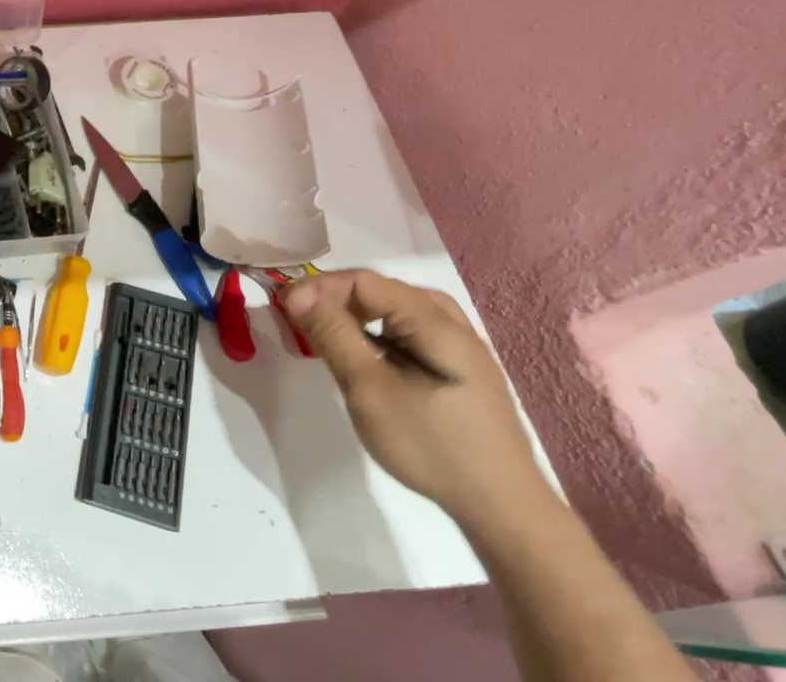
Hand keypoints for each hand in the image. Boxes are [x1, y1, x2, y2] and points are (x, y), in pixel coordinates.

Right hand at [284, 269, 546, 523]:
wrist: (500, 505)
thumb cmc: (430, 444)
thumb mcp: (369, 388)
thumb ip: (334, 334)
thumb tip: (298, 293)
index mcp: (436, 323)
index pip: (364, 280)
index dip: (319, 288)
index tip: (285, 312)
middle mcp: (454, 326)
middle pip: (384, 290)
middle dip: (336, 298)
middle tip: (302, 324)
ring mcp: (461, 350)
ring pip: (399, 311)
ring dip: (358, 315)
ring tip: (329, 337)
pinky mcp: (460, 372)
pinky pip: (412, 333)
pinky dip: (379, 334)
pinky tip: (366, 359)